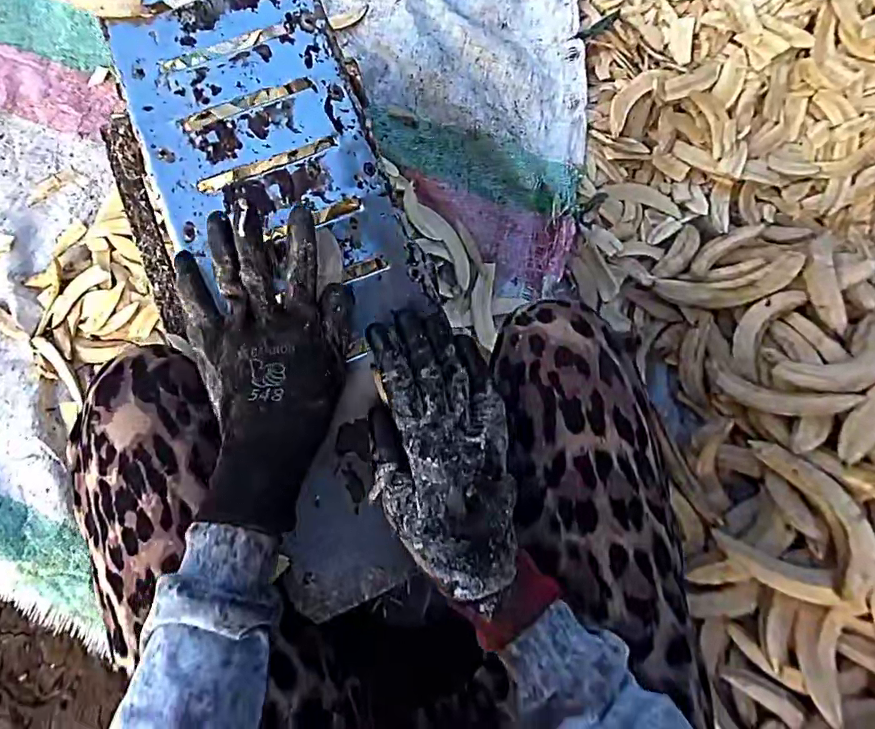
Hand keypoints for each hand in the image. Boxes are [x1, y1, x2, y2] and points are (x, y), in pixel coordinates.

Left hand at [174, 205, 352, 534]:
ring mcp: (236, 328)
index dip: (301, 238)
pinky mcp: (211, 343)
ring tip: (214, 219)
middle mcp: (266, 316)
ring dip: (221, 245)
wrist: (267, 444)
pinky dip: (189, 282)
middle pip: (258, 265)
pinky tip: (182, 258)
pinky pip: (198, 307)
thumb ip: (338, 325)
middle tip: (243, 202)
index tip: (298, 210)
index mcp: (300, 321)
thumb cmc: (307, 408)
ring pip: (228, 277)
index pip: (303, 269)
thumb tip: (338, 286)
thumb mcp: (335, 367)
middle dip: (252, 230)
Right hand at [367, 310, 516, 605]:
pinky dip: (475, 365)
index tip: (377, 331)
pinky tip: (462, 341)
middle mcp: (450, 432)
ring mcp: (477, 432)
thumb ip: (385, 450)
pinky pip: (486, 393)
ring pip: (458, 377)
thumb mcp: (394, 497)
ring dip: (440, 344)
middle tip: (401, 313)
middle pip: (430, 374)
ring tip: (426, 317)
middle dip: (414, 340)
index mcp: (420, 446)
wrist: (479, 561)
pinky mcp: (496, 436)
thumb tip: (378, 408)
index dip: (390, 355)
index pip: (402, 388)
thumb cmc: (427, 530)